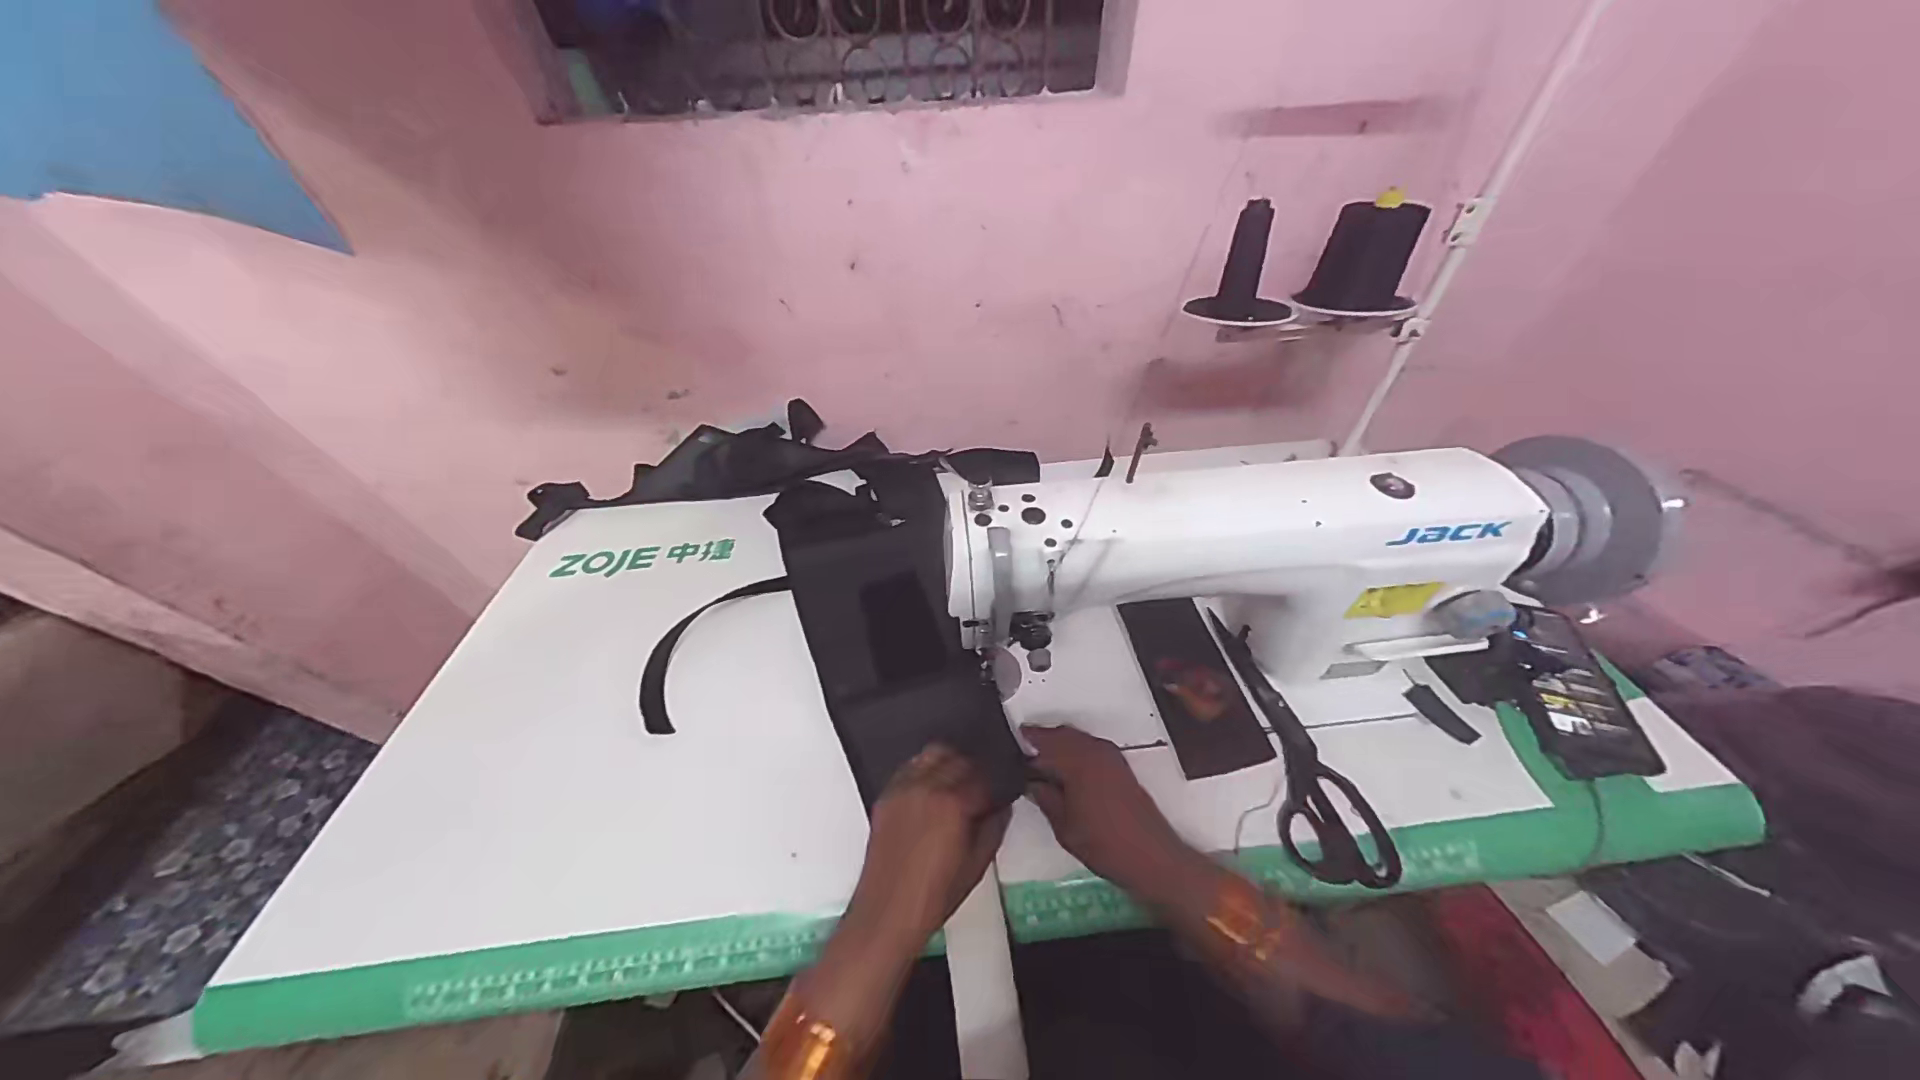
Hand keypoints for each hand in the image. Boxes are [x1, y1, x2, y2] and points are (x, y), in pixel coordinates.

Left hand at [843, 744, 1010, 947]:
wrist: (888, 911)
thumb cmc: (933, 896)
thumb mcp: (976, 865)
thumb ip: (994, 827)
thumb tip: (1002, 808)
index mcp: (954, 804)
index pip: (983, 777)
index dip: (995, 784)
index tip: (998, 791)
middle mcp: (927, 789)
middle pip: (959, 759)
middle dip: (974, 770)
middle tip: (981, 787)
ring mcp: (903, 789)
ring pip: (932, 754)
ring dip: (949, 762)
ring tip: (956, 781)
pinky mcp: (886, 796)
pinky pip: (909, 767)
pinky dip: (924, 769)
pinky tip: (931, 787)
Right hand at [1022, 724, 1210, 905]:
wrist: (1152, 857)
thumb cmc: (1104, 844)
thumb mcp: (1064, 826)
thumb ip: (1044, 798)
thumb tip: (1032, 782)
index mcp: (1078, 762)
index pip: (1046, 740)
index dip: (1027, 739)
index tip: (1014, 741)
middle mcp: (1096, 751)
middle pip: (1063, 735)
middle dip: (1043, 740)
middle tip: (1025, 753)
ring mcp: (1111, 757)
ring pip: (1078, 740)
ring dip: (1060, 744)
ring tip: (1043, 763)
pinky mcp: (1121, 767)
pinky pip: (1091, 747)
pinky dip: (1076, 751)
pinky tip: (1067, 771)